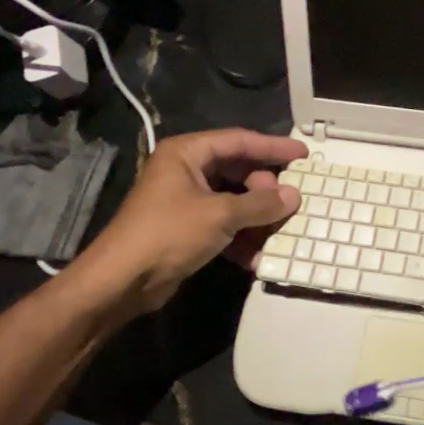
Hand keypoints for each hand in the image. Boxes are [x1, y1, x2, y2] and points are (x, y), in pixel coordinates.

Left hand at [71, 128, 304, 312]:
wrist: (119, 283)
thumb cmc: (168, 234)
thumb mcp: (220, 215)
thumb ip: (260, 203)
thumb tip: (294, 195)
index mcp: (187, 153)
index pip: (239, 140)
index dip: (272, 146)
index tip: (303, 154)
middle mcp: (185, 171)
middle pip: (237, 170)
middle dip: (265, 188)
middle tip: (290, 199)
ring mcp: (184, 201)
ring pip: (232, 200)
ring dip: (256, 216)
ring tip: (282, 228)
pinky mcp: (185, 230)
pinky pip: (222, 224)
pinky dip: (240, 237)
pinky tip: (259, 256)